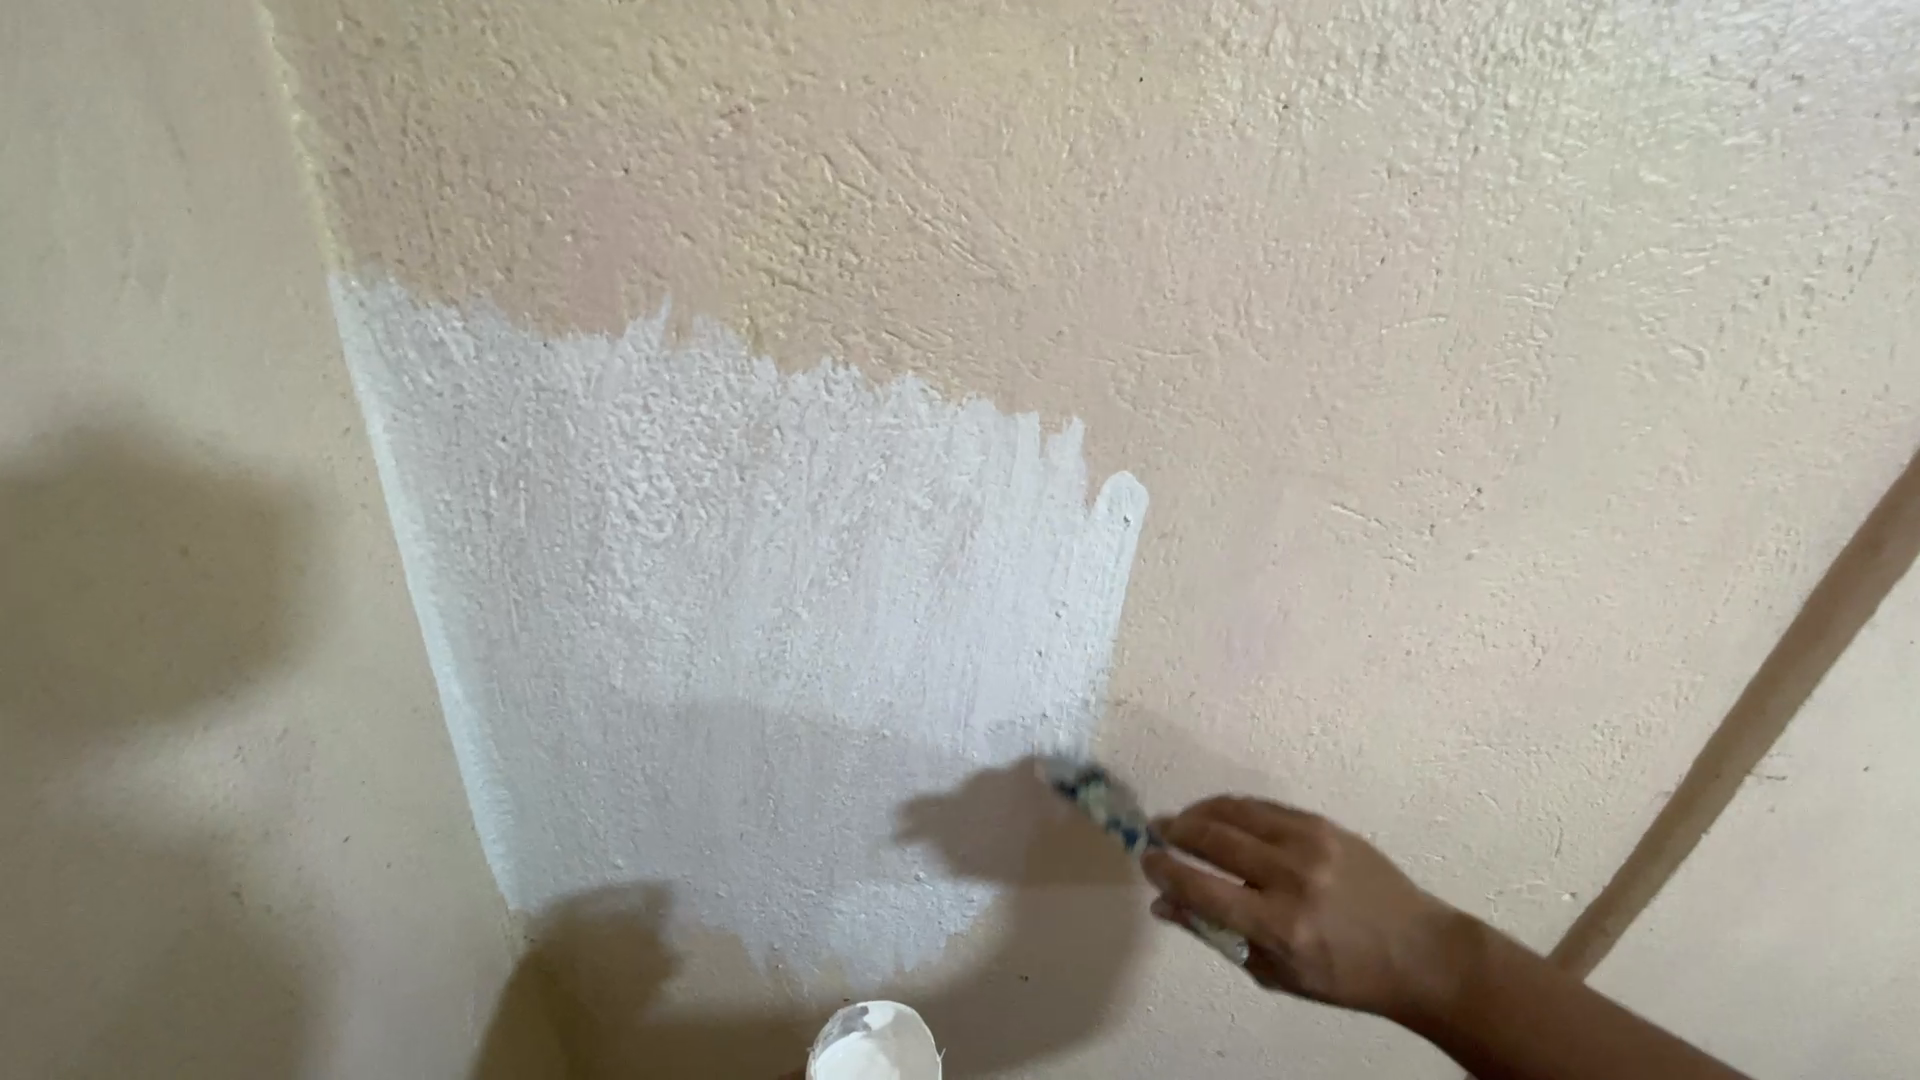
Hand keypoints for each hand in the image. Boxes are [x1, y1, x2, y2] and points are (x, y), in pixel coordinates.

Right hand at [1141, 796, 1467, 1020]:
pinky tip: (1218, 815)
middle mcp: (1291, 878)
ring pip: (1233, 812)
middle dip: (1175, 832)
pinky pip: (1263, 806)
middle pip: (1212, 839)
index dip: (1165, 871)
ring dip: (1198, 812)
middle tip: (1156, 831)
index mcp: (1280, 925)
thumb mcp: (1277, 973)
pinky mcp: (1323, 824)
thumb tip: (1163, 904)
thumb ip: (1217, 934)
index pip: (1201, 888)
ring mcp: (1309, 844)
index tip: (1146, 861)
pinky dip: (1231, 808)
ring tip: (1181, 819)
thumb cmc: (1346, 976)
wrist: (1421, 952)